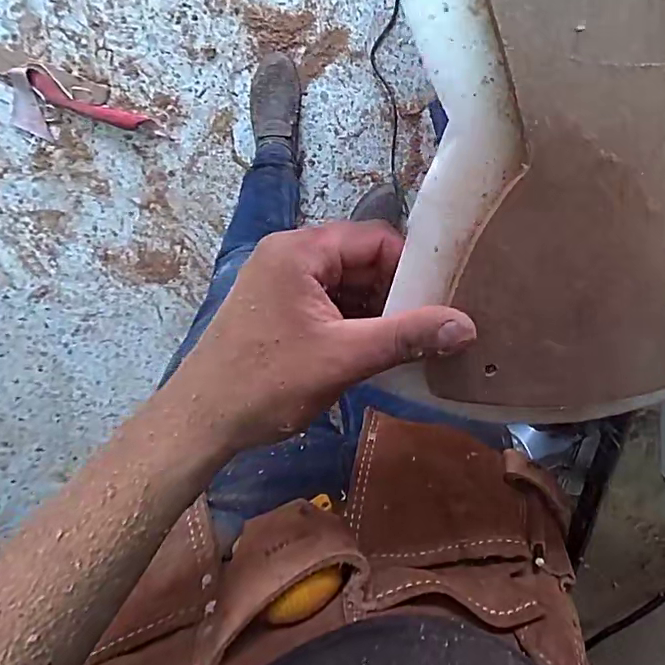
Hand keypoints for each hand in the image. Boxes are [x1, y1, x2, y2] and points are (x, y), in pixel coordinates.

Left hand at [166, 221, 476, 452]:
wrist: (198, 424)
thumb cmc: (266, 383)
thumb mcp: (344, 357)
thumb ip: (407, 336)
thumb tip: (467, 325)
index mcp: (300, 250)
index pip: (376, 240)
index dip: (411, 268)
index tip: (437, 302)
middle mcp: (290, 255)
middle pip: (363, 260)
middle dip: (396, 293)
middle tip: (427, 325)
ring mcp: (282, 282)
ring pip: (349, 284)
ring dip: (377, 311)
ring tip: (407, 341)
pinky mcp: (280, 308)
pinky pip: (331, 303)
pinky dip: (356, 322)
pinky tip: (375, 349)